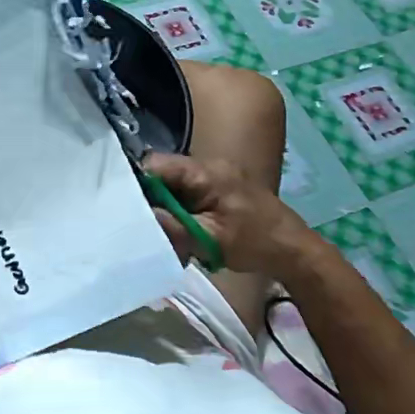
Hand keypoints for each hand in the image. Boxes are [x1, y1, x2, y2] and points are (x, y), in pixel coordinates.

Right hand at [142, 153, 323, 274]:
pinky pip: (188, 196)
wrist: (292, 249)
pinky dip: (180, 213)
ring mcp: (214, 177)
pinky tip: (180, 233)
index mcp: (204, 172)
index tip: (122, 206)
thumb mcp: (209, 239)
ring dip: (166, 210)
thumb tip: (136, 219)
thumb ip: (171, 227)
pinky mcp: (219, 190)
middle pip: (163, 176)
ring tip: (160, 233)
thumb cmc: (253, 242)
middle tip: (140, 226)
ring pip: (174, 188)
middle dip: (150, 200)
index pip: (155, 164)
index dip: (134, 182)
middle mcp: (207, 166)